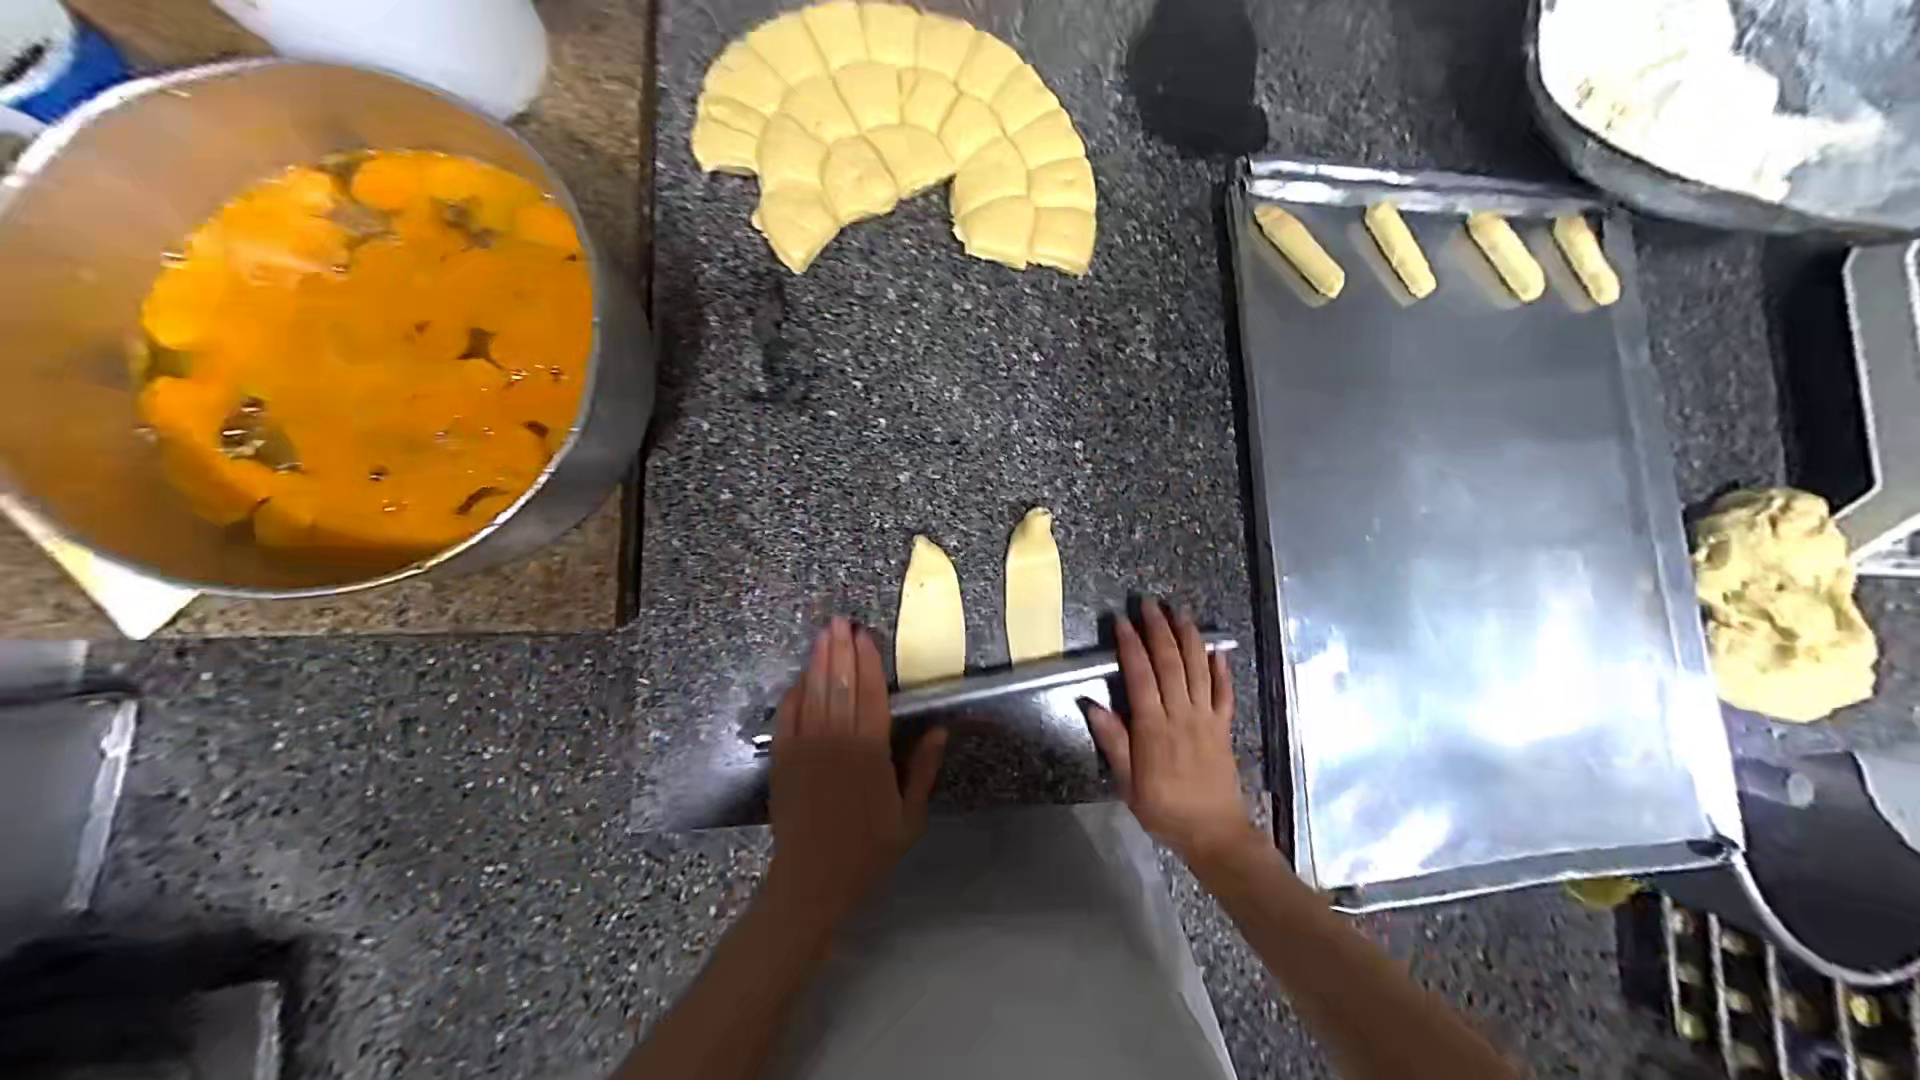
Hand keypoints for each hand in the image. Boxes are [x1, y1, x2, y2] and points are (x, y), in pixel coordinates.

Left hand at [767, 616, 947, 922]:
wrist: (811, 880)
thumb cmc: (868, 849)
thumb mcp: (909, 816)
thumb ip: (923, 769)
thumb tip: (940, 729)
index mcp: (869, 753)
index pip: (871, 694)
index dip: (869, 661)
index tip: (866, 635)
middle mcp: (835, 741)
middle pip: (840, 684)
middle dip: (840, 649)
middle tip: (840, 621)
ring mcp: (804, 747)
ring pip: (813, 692)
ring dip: (819, 660)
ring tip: (823, 634)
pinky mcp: (782, 758)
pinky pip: (787, 715)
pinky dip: (795, 692)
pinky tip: (802, 675)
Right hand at [1084, 601, 1256, 866]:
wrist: (1214, 833)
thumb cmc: (1163, 808)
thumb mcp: (1127, 782)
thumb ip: (1113, 741)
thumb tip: (1091, 704)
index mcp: (1154, 729)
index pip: (1141, 677)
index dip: (1131, 646)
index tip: (1122, 622)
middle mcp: (1182, 716)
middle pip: (1171, 664)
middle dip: (1159, 630)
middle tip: (1149, 604)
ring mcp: (1206, 719)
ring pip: (1198, 670)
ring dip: (1189, 638)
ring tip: (1180, 612)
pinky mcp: (1224, 726)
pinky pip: (1224, 692)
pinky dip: (1221, 668)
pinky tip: (1216, 649)